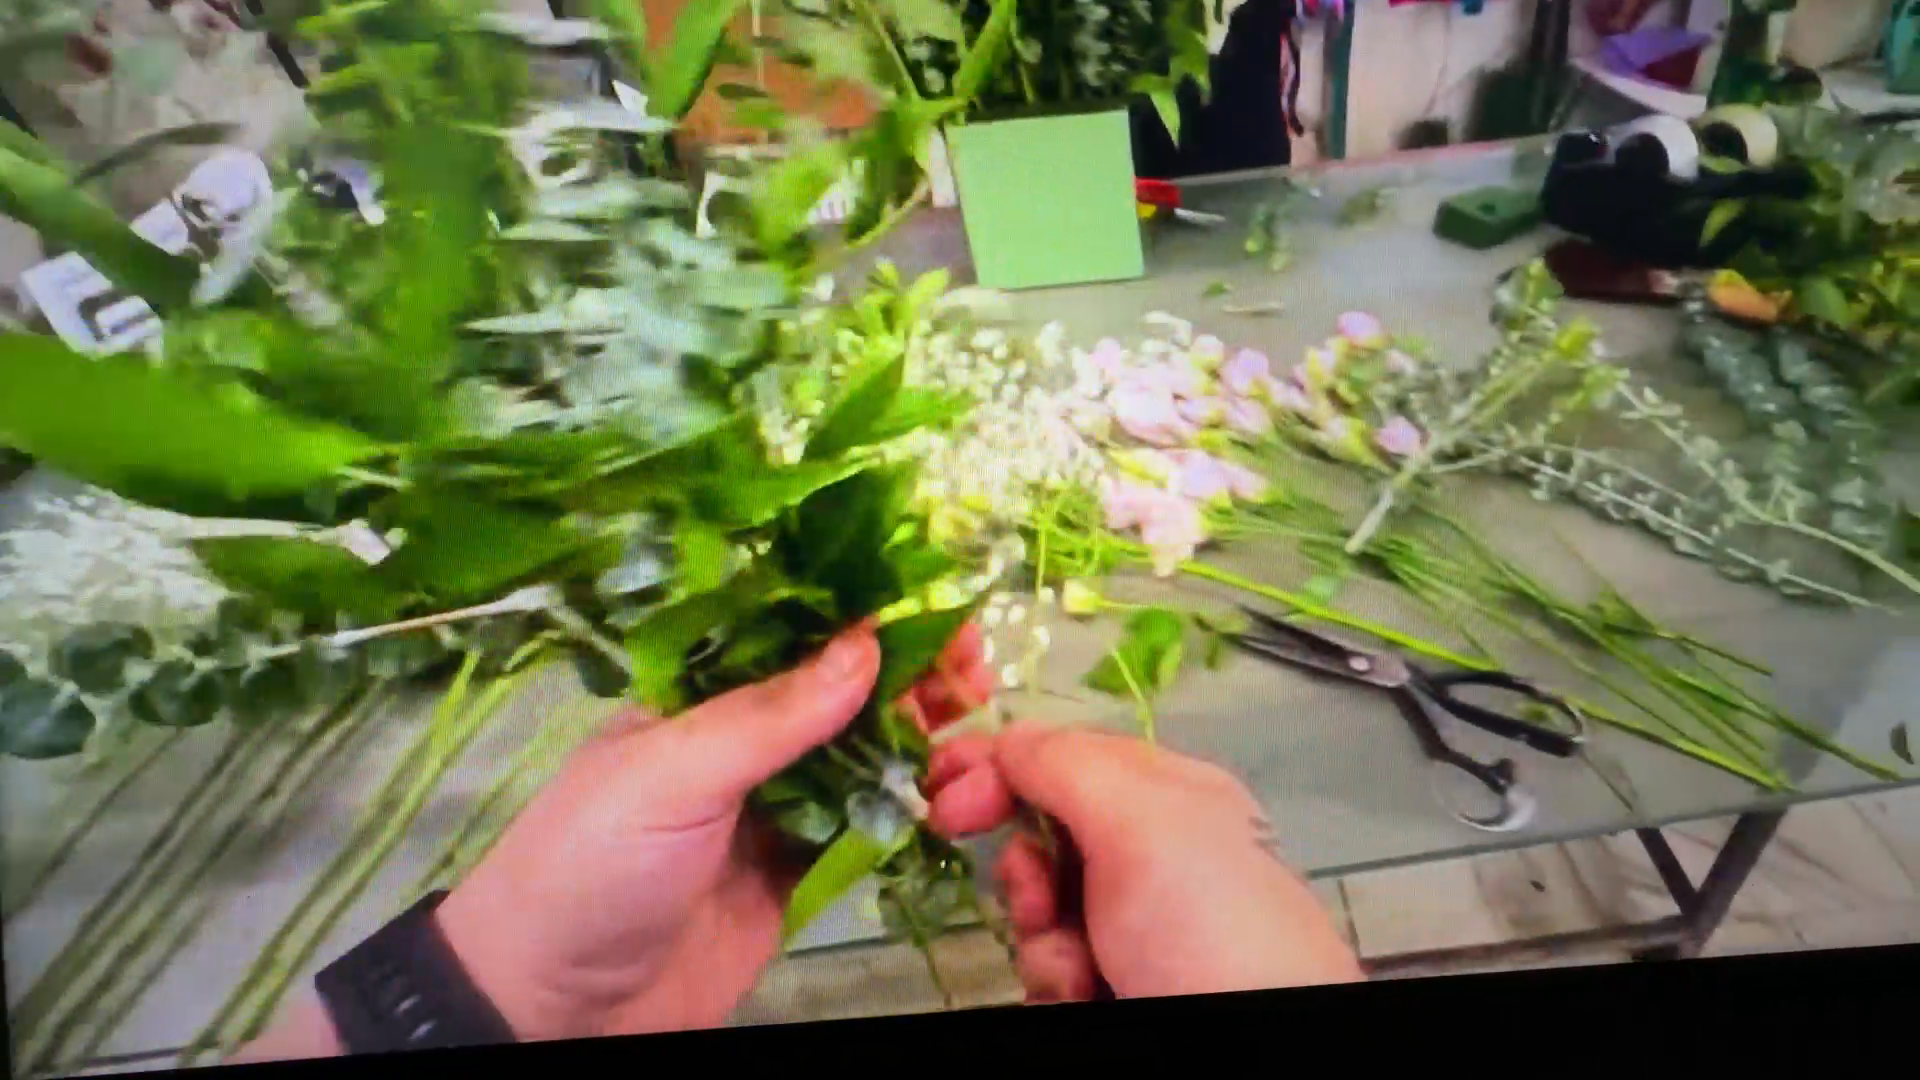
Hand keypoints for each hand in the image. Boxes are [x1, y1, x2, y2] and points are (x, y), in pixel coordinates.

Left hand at [432, 621, 994, 1040]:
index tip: (934, 609)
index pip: (799, 635)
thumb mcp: (672, 771)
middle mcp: (749, 736)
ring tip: (972, 714)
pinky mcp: (801, 859)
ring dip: (917, 729)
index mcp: (707, 692)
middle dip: (908, 669)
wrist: (555, 1012)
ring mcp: (779, 798)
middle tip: (971, 666)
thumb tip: (868, 642)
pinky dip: (906, 799)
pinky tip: (947, 783)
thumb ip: (773, 714)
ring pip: (863, 749)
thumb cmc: (596, 862)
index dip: (868, 614)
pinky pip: (864, 818)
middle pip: (842, 688)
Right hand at [925, 723, 1363, 1001]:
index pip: (1061, 753)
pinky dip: (1054, 973)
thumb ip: (1064, 764)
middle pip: (1044, 828)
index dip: (998, 761)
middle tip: (1025, 894)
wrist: (1256, 1054)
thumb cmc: (1201, 922)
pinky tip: (1082, 990)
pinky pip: (1052, 954)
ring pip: (1041, 899)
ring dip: (1040, 930)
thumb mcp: (1138, 823)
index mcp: (1162, 791)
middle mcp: (1146, 848)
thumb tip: (1006, 736)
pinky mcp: (1115, 973)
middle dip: (1022, 860)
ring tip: (1075, 964)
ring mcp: (1131, 917)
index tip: (938, 783)